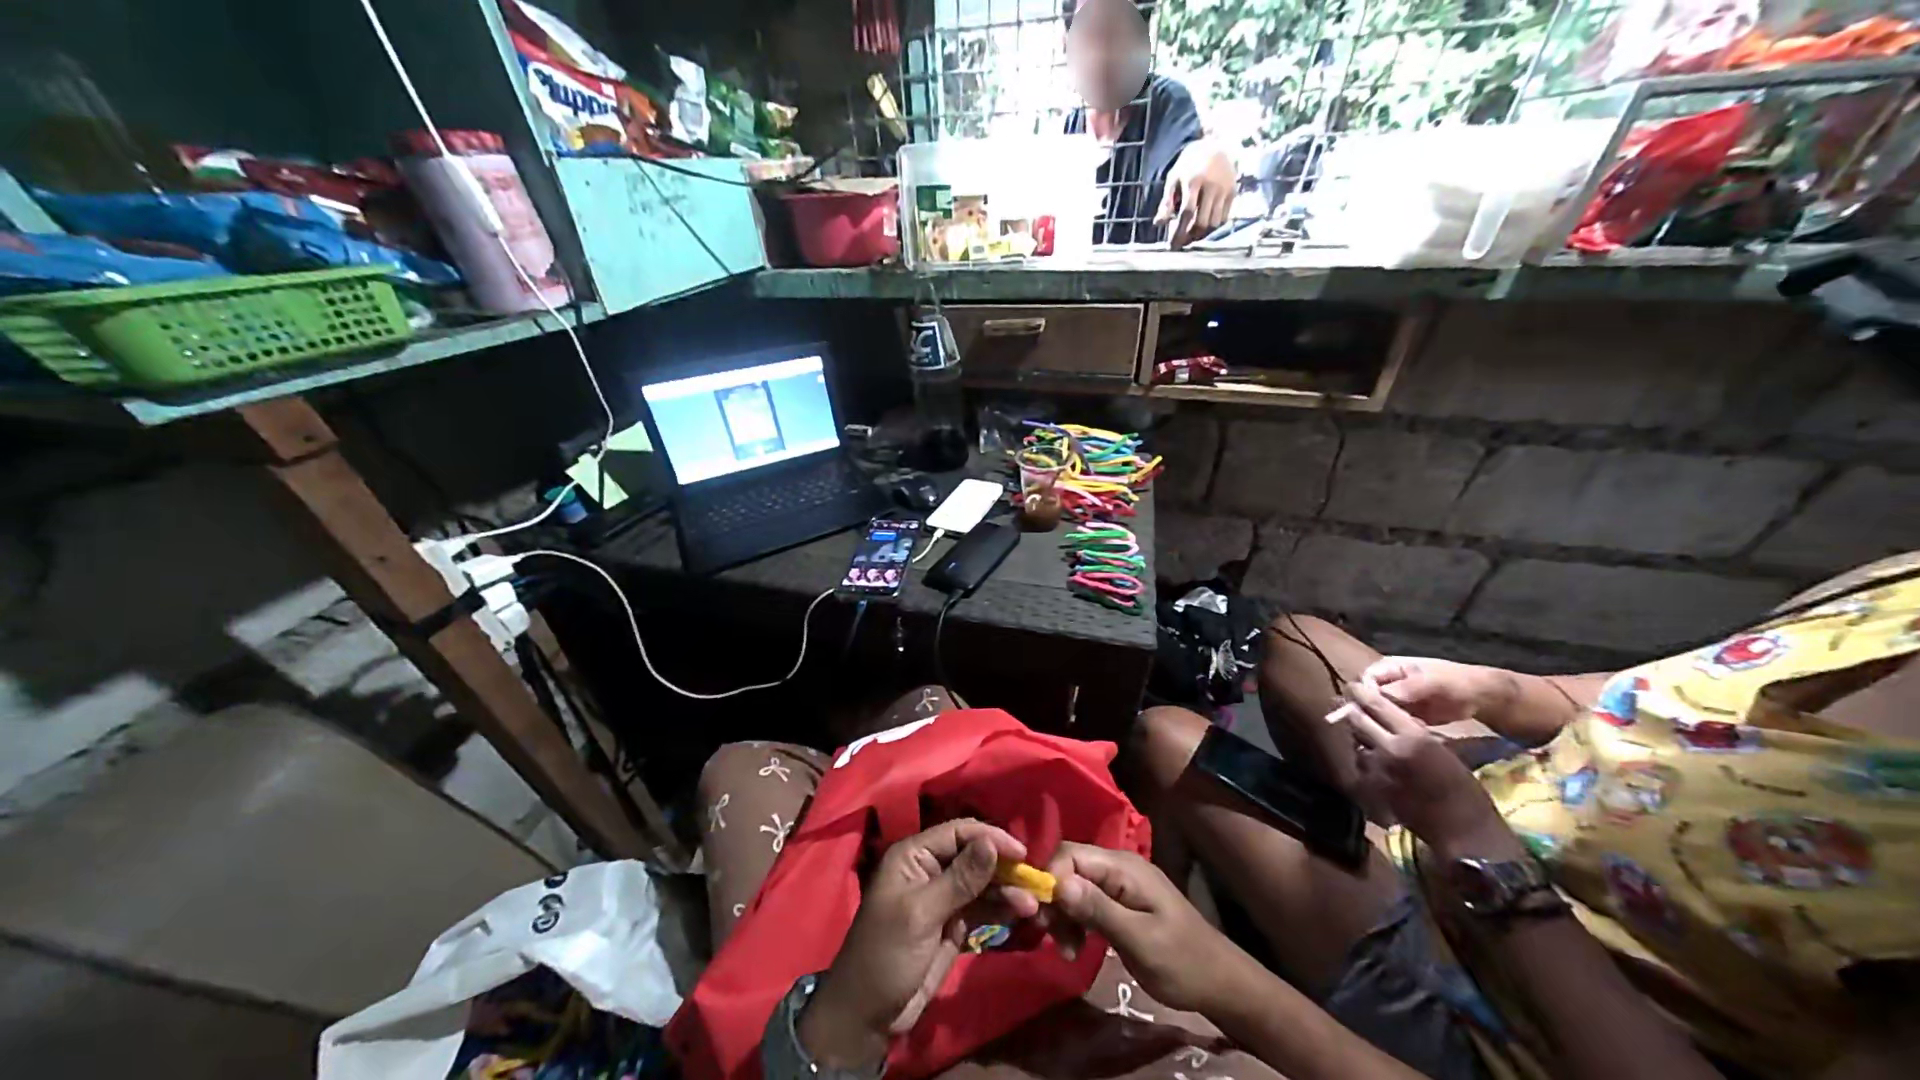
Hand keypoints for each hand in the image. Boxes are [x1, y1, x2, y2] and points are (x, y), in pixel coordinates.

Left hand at [800, 820, 1038, 1067]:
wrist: (869, 1014)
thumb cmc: (886, 954)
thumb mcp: (921, 914)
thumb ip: (959, 879)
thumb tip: (991, 842)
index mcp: (913, 856)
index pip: (958, 832)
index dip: (990, 838)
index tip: (1021, 854)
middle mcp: (930, 869)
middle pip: (974, 855)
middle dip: (1004, 867)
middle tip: (1034, 883)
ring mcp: (943, 896)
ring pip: (983, 882)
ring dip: (1007, 890)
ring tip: (1032, 905)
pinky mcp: (953, 922)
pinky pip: (983, 906)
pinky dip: (1002, 908)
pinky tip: (1022, 913)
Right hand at [1042, 842, 1263, 1016]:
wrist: (1220, 982)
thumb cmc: (1182, 961)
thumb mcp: (1140, 940)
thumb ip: (1099, 910)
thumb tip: (1058, 884)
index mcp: (1124, 866)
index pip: (1070, 854)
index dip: (1049, 879)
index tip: (1041, 916)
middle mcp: (1118, 866)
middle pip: (1068, 868)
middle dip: (1053, 899)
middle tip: (1047, 936)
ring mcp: (1118, 883)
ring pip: (1072, 886)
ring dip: (1062, 915)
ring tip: (1065, 950)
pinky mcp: (1118, 901)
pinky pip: (1084, 901)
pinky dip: (1074, 922)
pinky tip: (1075, 947)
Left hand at [1156, 143, 1235, 248]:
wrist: (1215, 146)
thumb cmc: (1188, 166)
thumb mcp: (1173, 179)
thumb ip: (1166, 202)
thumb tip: (1158, 223)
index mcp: (1194, 181)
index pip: (1187, 213)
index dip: (1179, 232)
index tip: (1172, 246)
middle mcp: (1212, 185)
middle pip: (1202, 222)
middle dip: (1189, 237)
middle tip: (1180, 242)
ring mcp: (1225, 189)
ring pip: (1214, 223)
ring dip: (1201, 234)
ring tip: (1190, 236)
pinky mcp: (1233, 192)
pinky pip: (1224, 218)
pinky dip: (1212, 227)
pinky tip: (1203, 228)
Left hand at [1343, 682, 1523, 861]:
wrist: (1463, 831)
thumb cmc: (1464, 790)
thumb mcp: (1444, 751)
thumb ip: (1414, 732)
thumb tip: (1395, 718)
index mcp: (1412, 736)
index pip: (1375, 705)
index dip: (1361, 693)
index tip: (1353, 686)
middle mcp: (1388, 748)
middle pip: (1356, 720)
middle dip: (1353, 711)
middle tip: (1350, 705)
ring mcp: (1376, 769)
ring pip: (1355, 744)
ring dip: (1359, 739)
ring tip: (1367, 737)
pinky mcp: (1370, 788)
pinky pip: (1359, 767)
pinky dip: (1363, 762)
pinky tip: (1373, 764)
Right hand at [1360, 656, 1512, 727]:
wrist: (1481, 697)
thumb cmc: (1456, 682)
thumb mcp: (1432, 682)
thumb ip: (1405, 687)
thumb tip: (1379, 696)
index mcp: (1388, 668)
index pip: (1364, 679)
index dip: (1367, 694)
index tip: (1379, 709)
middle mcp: (1386, 682)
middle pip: (1366, 696)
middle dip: (1376, 710)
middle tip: (1393, 722)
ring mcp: (1394, 699)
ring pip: (1377, 711)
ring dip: (1389, 721)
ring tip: (1409, 726)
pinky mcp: (1404, 714)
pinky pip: (1392, 721)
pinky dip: (1400, 728)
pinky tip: (1416, 730)